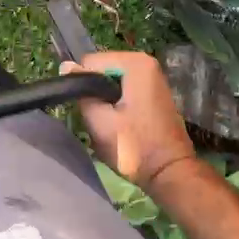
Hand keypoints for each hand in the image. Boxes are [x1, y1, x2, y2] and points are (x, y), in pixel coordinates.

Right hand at [63, 51, 196, 192]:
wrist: (172, 175)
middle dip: (96, 93)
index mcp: (134, 63)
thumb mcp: (99, 121)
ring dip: (106, 100)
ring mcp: (153, 77)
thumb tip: (66, 66)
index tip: (92, 111)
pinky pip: (125, 89)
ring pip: (111, 81)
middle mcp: (146, 62)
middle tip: (102, 120)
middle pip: (101, 70)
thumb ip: (81, 91)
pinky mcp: (154, 92)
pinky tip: (123, 125)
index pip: (90, 63)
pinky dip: (119, 104)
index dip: (83, 86)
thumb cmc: (135, 148)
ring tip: (112, 125)